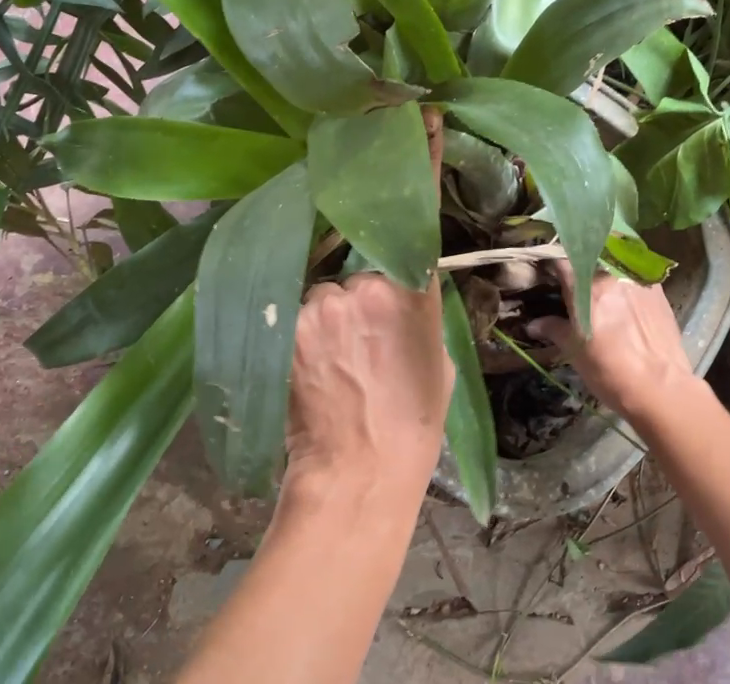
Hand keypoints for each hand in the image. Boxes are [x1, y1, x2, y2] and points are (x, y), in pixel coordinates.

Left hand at [286, 273, 452, 488]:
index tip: (387, 303)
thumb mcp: (441, 364)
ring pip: (320, 298)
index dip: (393, 285)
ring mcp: (323, 307)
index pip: (401, 261)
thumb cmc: (414, 425)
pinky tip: (306, 366)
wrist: (359, 468)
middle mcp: (368, 289)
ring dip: (323, 321)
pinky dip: (298, 338)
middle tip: (356, 341)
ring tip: (328, 359)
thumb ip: (420, 321)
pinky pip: (293, 320)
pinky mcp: (288, 329)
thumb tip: (401, 308)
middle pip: (355, 280)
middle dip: (354, 305)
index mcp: (413, 293)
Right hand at [530, 270, 701, 427]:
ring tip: (606, 295)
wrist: (659, 387)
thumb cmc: (608, 370)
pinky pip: (636, 277)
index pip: (562, 264)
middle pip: (590, 262)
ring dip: (606, 275)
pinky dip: (628, 284)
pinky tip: (629, 302)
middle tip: (580, 290)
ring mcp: (636, 279)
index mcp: (584, 287)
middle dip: (582, 272)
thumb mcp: (574, 351)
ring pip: (615, 266)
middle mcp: (609, 274)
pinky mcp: (658, 289)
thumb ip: (553, 329)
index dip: (554, 269)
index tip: (551, 278)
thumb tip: (532, 324)